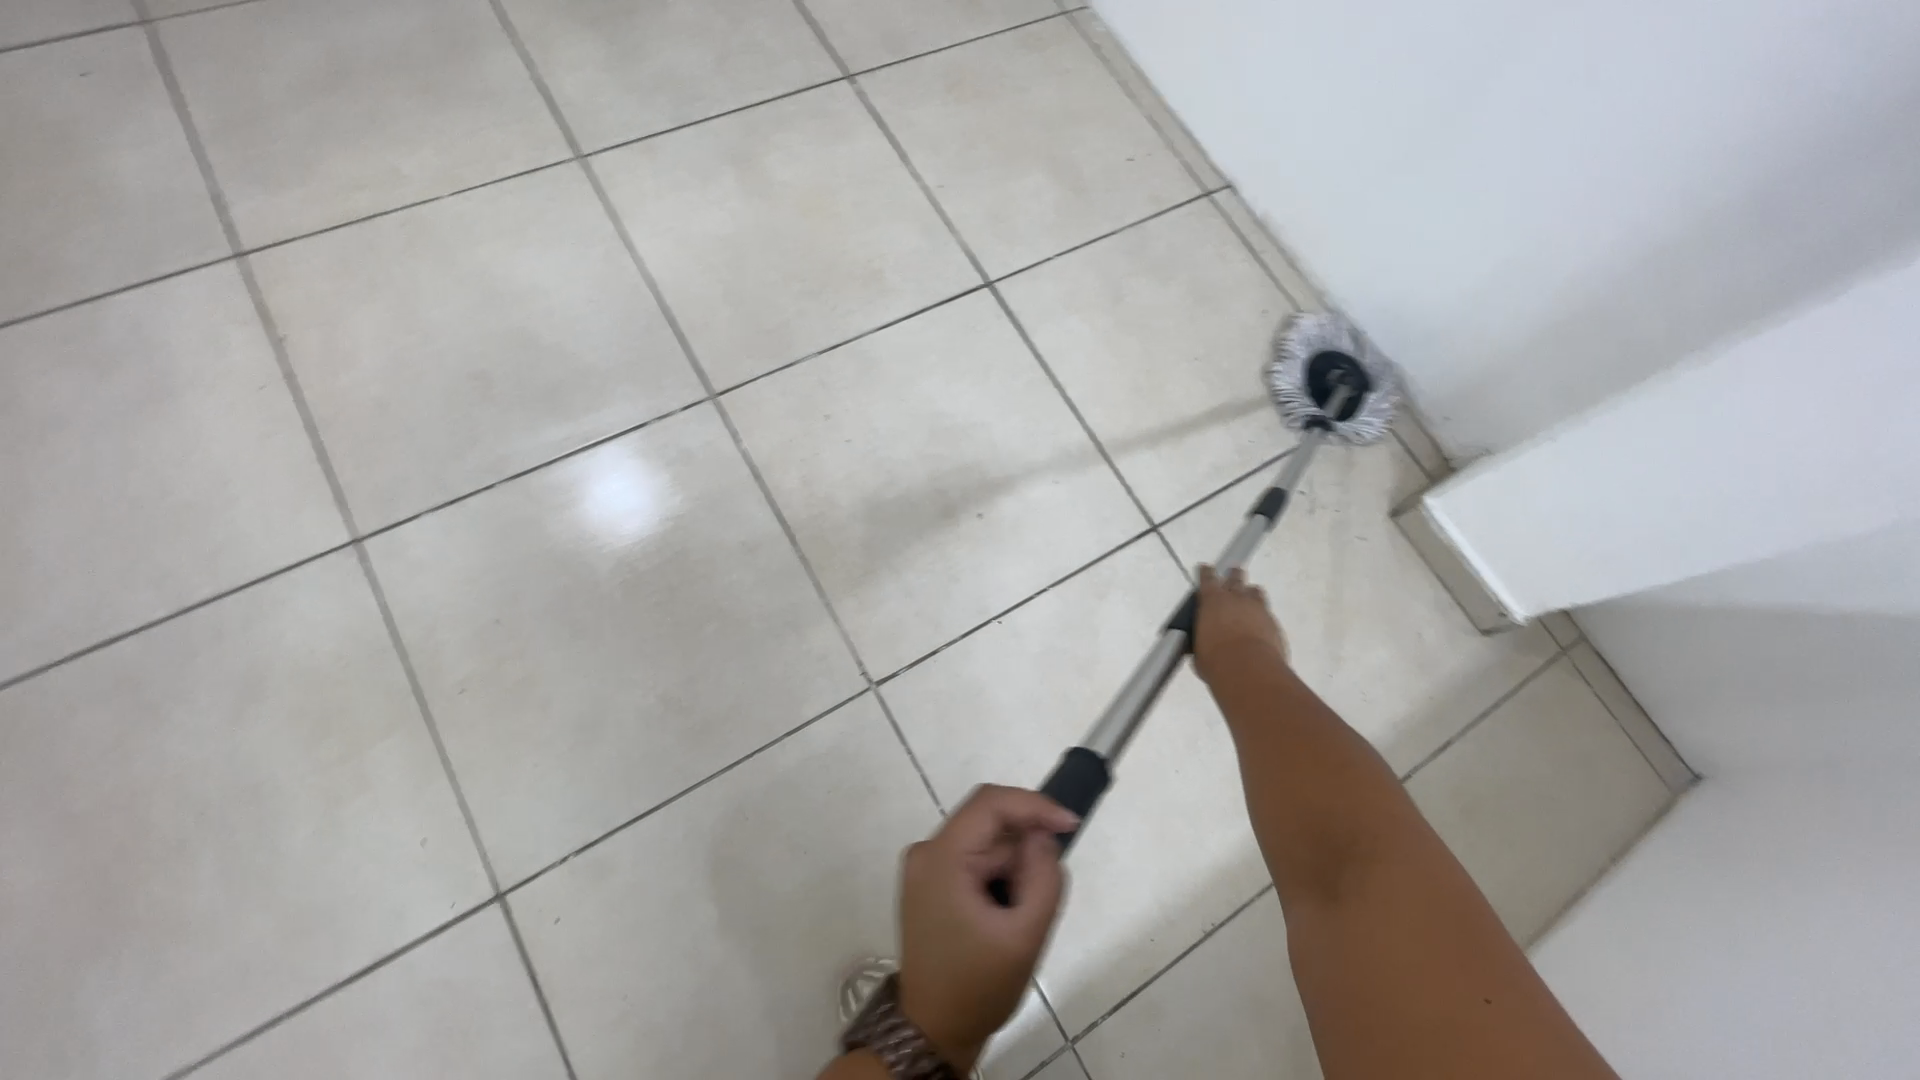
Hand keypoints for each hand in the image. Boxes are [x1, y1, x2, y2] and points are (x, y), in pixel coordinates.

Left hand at [897, 785, 1077, 1072]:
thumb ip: (1044, 876)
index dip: (1034, 805)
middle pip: (988, 823)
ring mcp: (924, 867)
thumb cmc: (978, 986)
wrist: (934, 1031)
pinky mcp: (930, 883)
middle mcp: (926, 852)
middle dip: (1024, 847)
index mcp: (942, 858)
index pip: (990, 803)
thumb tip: (1042, 836)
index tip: (1071, 826)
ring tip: (1021, 914)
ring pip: (984, 844)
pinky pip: (973, 860)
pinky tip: (1005, 913)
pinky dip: (999, 876)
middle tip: (1045, 890)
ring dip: (1013, 866)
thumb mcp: (1025, 934)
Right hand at [1193, 565, 1288, 684]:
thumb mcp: (1198, 649)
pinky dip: (1261, 617)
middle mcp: (1236, 598)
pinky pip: (1267, 613)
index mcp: (1212, 601)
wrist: (1249, 671)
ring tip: (1249, 597)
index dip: (1206, 572)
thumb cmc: (1215, 660)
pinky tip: (1259, 626)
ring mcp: (1258, 609)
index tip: (1205, 567)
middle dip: (1233, 575)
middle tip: (1233, 573)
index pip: (1207, 578)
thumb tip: (1202, 643)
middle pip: (1236, 577)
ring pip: (1256, 592)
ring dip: (1251, 593)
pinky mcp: (1274, 624)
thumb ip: (1202, 638)